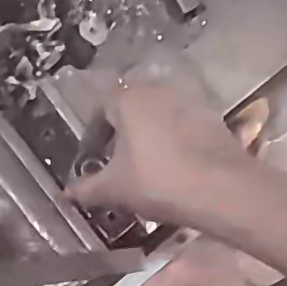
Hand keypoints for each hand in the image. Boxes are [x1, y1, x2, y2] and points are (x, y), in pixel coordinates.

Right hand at [68, 84, 256, 226]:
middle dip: (120, 135)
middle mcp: (159, 91)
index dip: (92, 133)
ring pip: (158, 118)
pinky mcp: (214, 120)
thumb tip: (65, 193)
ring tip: (144, 170)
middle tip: (115, 164)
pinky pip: (182, 129)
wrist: (221, 189)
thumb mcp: (112, 190)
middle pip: (131, 109)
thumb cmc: (155, 181)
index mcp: (129, 100)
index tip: (91, 158)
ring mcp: (191, 103)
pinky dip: (172, 145)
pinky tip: (172, 172)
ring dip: (147, 139)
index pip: (101, 107)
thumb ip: (85, 189)